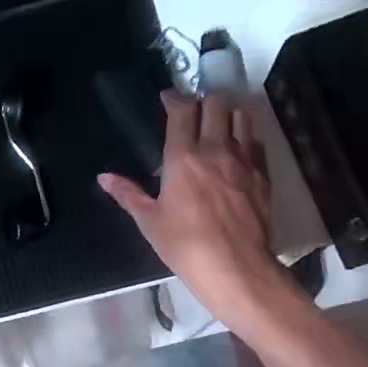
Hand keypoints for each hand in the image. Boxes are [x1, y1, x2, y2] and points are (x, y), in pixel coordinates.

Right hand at [98, 93, 300, 331]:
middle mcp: (216, 149)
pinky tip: (237, 155)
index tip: (169, 100)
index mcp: (183, 157)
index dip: (174, 98)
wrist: (235, 268)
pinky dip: (246, 140)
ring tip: (218, 128)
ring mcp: (244, 160)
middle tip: (194, 115)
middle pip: (216, 103)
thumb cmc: (186, 247)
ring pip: (242, 116)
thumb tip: (104, 178)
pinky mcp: (264, 175)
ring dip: (228, 115)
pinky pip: (257, 143)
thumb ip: (128, 194)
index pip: (182, 109)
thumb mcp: (150, 222)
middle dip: (203, 102)